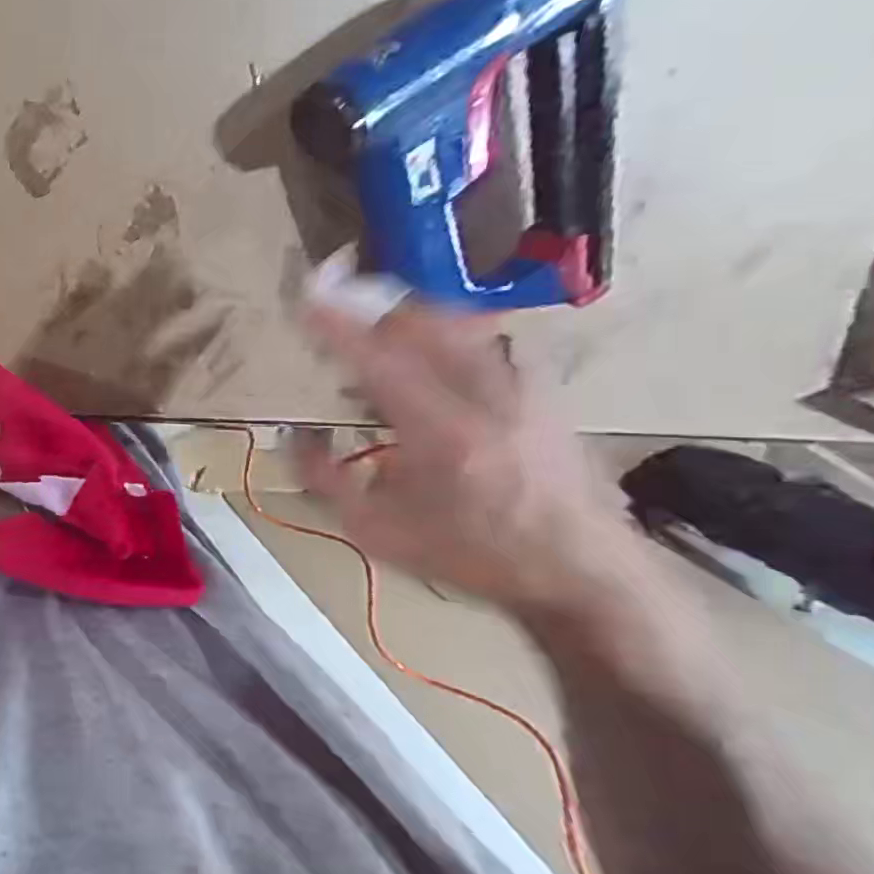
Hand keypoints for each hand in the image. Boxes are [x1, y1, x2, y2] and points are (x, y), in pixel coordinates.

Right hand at [293, 304, 643, 616]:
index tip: (306, 303)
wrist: (582, 570)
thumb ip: (324, 479)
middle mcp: (488, 398)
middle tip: (338, 314)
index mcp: (443, 434)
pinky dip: (445, 335)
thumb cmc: (471, 554)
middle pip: (425, 322)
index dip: (337, 328)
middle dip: (373, 310)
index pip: (380, 361)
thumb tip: (292, 436)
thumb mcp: (377, 530)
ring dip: (408, 319)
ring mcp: (523, 388)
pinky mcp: (542, 389)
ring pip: (458, 323)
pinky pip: (484, 340)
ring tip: (377, 335)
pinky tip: (429, 358)